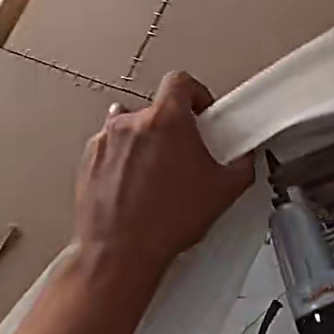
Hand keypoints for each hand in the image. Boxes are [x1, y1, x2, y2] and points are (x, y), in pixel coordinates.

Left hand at [72, 71, 253, 280]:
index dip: (195, 93)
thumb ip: (241, 166)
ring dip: (145, 143)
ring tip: (158, 173)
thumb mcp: (223, 192)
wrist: (119, 252)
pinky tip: (136, 187)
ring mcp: (105, 141)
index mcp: (166, 120)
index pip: (180, 81)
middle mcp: (131, 123)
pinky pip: (110, 149)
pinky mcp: (88, 161)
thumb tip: (244, 161)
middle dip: (172, 127)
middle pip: (156, 108)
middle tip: (184, 153)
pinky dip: (123, 161)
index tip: (200, 111)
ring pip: (130, 128)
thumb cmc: (164, 222)